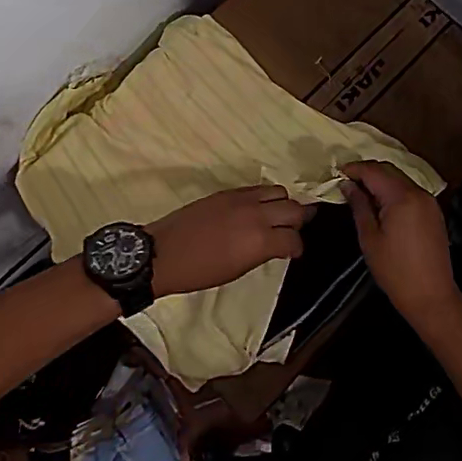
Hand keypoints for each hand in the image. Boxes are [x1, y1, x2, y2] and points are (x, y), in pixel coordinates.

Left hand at [145, 185, 315, 295]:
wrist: (164, 254)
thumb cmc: (200, 272)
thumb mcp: (238, 270)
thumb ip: (263, 253)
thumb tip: (278, 244)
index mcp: (260, 241)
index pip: (294, 238)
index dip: (297, 248)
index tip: (293, 252)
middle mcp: (256, 215)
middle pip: (295, 209)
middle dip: (297, 222)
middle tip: (289, 233)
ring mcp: (242, 199)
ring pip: (279, 191)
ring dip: (282, 205)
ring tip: (273, 217)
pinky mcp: (228, 192)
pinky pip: (257, 188)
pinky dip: (264, 198)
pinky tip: (255, 211)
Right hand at [342, 161, 461, 320]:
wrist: (431, 296)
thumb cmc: (395, 270)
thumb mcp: (369, 238)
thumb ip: (359, 206)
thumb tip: (347, 185)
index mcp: (402, 197)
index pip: (375, 171)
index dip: (355, 169)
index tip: (337, 172)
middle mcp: (419, 193)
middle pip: (390, 170)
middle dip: (367, 172)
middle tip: (346, 181)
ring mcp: (429, 201)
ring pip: (401, 179)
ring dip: (381, 180)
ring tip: (360, 192)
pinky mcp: (434, 212)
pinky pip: (411, 191)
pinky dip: (394, 190)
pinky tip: (381, 203)